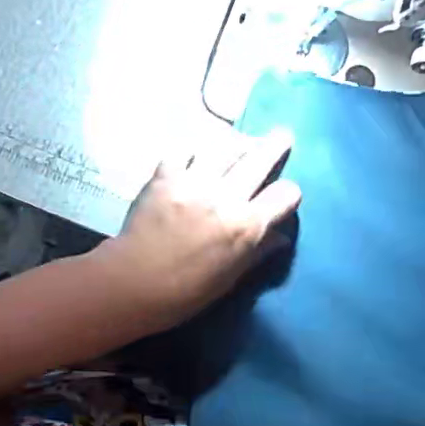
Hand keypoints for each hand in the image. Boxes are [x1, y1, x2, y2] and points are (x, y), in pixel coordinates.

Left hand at [91, 131, 301, 332]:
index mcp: (246, 225)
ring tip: (241, 140)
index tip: (285, 194)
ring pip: (223, 148)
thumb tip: (280, 236)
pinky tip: (195, 151)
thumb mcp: (230, 276)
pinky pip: (182, 152)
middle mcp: (224, 196)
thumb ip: (257, 252)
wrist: (135, 282)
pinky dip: (191, 149)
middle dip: (274, 146)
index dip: (289, 193)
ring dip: (236, 142)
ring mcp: (192, 182)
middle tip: (282, 135)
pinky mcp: (164, 177)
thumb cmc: (187, 290)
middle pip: (257, 160)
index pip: (284, 195)